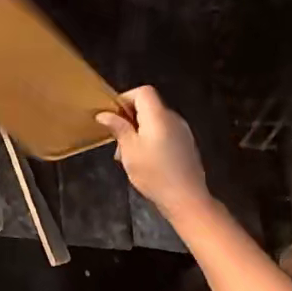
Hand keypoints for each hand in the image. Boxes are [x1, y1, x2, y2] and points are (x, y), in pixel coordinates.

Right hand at [94, 86, 210, 217]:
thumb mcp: (130, 151)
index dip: (126, 99)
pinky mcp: (186, 145)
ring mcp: (182, 131)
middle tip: (118, 142)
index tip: (113, 118)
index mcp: (158, 116)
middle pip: (149, 106)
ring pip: (155, 121)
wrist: (187, 198)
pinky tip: (146, 162)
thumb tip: (104, 114)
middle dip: (130, 119)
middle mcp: (173, 118)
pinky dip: (152, 140)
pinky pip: (165, 133)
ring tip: (129, 156)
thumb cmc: (154, 173)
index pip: (143, 92)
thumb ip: (118, 128)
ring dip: (139, 132)